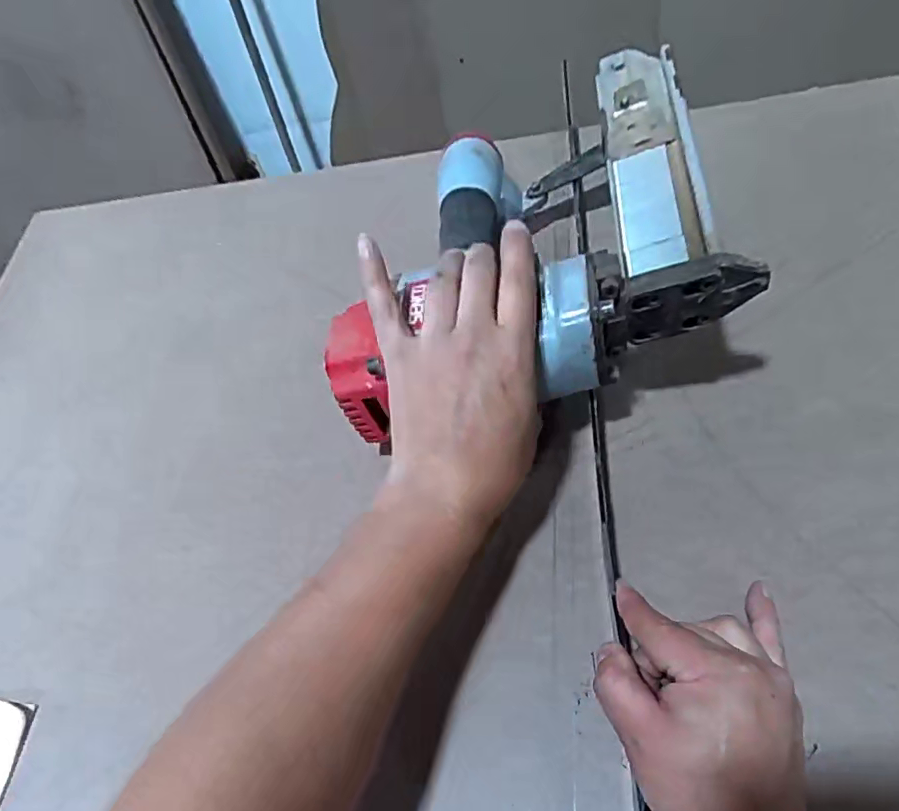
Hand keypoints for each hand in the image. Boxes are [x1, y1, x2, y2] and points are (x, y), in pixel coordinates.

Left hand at [357, 221, 538, 533]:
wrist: (442, 489)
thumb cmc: (496, 466)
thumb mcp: (531, 417)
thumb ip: (527, 376)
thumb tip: (521, 357)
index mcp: (513, 348)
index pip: (518, 278)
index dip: (518, 247)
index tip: (516, 233)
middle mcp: (473, 332)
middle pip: (478, 269)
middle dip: (484, 255)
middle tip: (485, 259)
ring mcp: (430, 341)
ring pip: (439, 279)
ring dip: (450, 264)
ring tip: (454, 264)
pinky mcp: (398, 356)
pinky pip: (382, 305)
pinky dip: (373, 271)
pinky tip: (366, 241)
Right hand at [594, 582, 809, 810]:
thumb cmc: (690, 790)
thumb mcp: (638, 736)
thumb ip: (617, 682)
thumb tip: (614, 649)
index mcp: (713, 672)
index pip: (660, 632)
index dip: (634, 614)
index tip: (619, 591)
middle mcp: (748, 665)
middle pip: (685, 635)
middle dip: (656, 656)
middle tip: (646, 701)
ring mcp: (772, 678)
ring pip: (720, 633)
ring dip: (689, 641)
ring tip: (671, 679)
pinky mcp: (783, 695)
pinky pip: (771, 641)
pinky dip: (762, 615)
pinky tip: (757, 592)